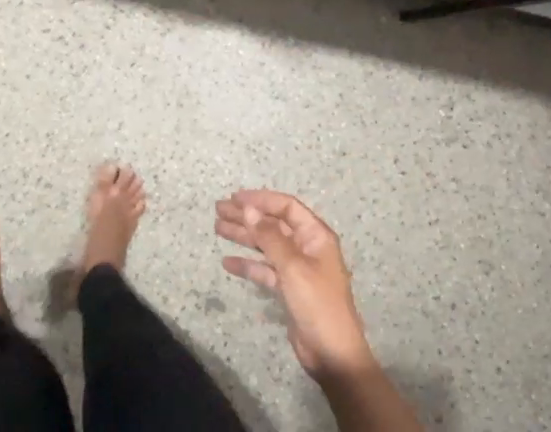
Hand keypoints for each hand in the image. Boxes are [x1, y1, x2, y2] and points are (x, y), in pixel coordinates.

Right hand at [216, 190, 373, 378]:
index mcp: (315, 236)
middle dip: (247, 216)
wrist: (332, 353)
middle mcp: (307, 248)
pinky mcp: (288, 289)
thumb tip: (248, 209)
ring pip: (266, 245)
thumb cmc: (317, 303)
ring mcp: (297, 269)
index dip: (261, 200)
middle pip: (273, 224)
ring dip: (243, 237)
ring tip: (217, 228)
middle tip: (218, 209)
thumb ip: (269, 236)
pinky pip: (264, 270)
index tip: (235, 198)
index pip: (286, 207)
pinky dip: (247, 265)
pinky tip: (227, 263)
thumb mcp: (292, 266)